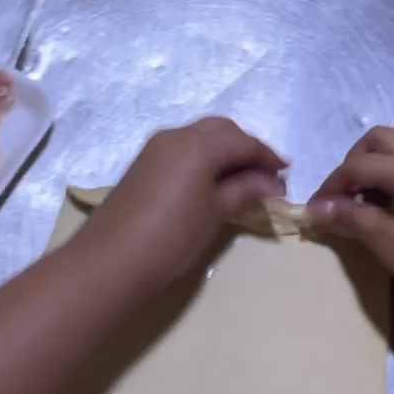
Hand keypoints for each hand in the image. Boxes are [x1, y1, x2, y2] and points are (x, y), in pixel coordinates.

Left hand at [73, 117, 286, 286]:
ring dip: (225, 151)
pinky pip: (184, 148)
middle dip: (247, 148)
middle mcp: (177, 135)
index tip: (286, 175)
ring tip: (243, 180)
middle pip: (222, 130)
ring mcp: (156, 147)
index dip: (267, 156)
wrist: (107, 263)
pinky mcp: (144, 163)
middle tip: (266, 176)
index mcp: (198, 144)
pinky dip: (205, 157)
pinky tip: (214, 181)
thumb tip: (273, 183)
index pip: (243, 141)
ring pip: (201, 136)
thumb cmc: (169, 238)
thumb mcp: (214, 214)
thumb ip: (244, 191)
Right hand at [308, 125, 393, 318]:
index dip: (332, 185)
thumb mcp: (385, 241)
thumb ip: (350, 217)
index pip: (358, 165)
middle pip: (380, 138)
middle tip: (345, 194)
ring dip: (384, 152)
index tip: (315, 210)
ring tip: (373, 184)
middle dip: (355, 160)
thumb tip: (317, 208)